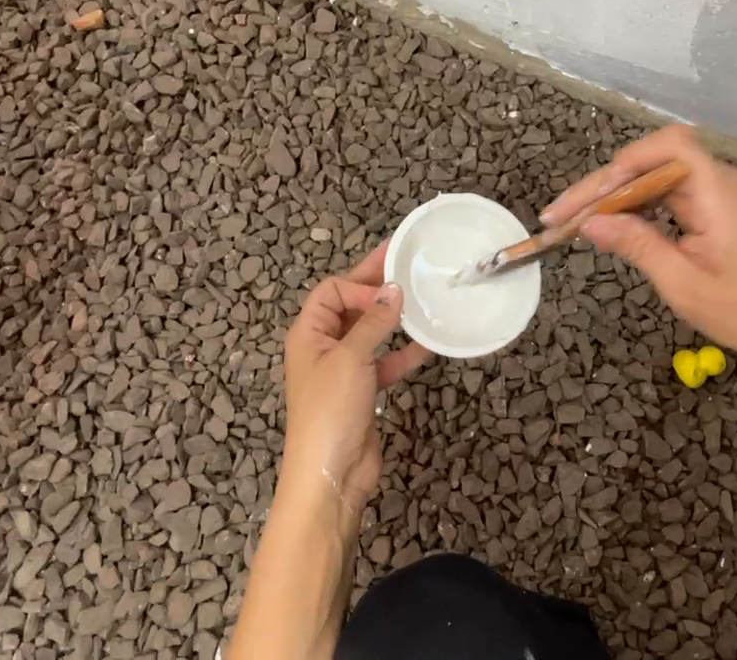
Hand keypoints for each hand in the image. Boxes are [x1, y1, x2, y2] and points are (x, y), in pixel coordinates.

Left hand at [282, 241, 431, 512]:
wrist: (330, 475)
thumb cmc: (331, 410)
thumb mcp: (351, 358)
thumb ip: (373, 321)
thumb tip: (393, 289)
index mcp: (308, 332)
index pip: (332, 290)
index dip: (360, 285)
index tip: (389, 292)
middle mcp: (323, 345)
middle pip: (351, 306)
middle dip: (377, 287)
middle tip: (408, 262)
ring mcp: (343, 368)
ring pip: (370, 332)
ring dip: (393, 318)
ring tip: (423, 299)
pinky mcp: (362, 390)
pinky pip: (384, 360)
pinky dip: (403, 352)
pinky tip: (428, 344)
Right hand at [543, 125, 736, 366]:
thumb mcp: (684, 284)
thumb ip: (638, 246)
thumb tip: (590, 223)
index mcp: (718, 193)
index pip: (671, 146)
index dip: (628, 159)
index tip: (593, 196)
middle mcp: (716, 180)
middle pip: (651, 161)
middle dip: (603, 186)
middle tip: (560, 216)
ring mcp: (713, 191)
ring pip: (650, 176)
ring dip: (611, 196)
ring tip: (573, 221)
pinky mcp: (708, 205)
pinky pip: (661, 193)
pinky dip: (631, 206)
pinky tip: (607, 225)